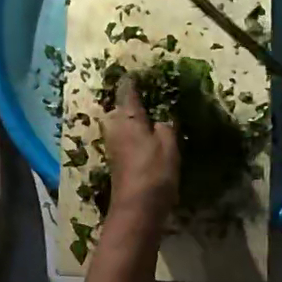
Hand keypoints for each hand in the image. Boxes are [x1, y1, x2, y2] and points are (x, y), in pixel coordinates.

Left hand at [102, 79, 178, 217]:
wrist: (137, 209)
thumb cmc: (154, 171)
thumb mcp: (168, 143)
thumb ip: (165, 125)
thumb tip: (161, 119)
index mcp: (127, 117)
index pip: (127, 90)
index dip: (134, 80)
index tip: (142, 72)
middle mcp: (115, 127)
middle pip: (121, 107)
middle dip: (133, 100)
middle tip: (152, 94)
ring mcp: (113, 144)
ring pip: (123, 123)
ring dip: (135, 118)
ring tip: (154, 113)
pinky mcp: (117, 160)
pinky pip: (127, 137)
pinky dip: (136, 133)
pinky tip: (150, 136)